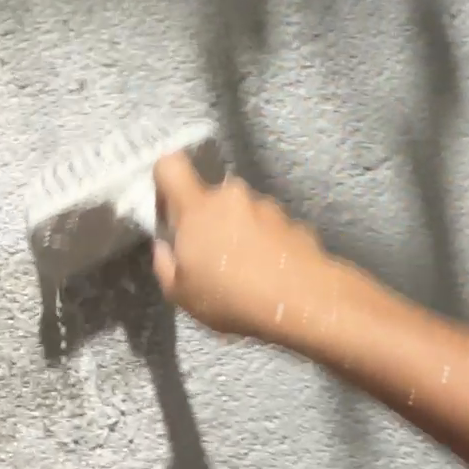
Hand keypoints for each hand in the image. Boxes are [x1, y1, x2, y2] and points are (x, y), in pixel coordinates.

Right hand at [152, 151, 331, 341]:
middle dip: (207, 221)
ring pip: (241, 213)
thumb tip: (165, 248)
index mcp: (198, 208)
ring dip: (238, 234)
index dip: (164, 179)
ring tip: (245, 272)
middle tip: (210, 257)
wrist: (305, 303)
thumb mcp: (181, 294)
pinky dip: (264, 246)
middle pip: (209, 199)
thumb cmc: (232, 297)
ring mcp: (267, 207)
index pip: (170, 166)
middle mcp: (232, 197)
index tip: (168, 206)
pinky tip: (269, 275)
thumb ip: (165, 264)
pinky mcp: (293, 222)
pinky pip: (268, 229)